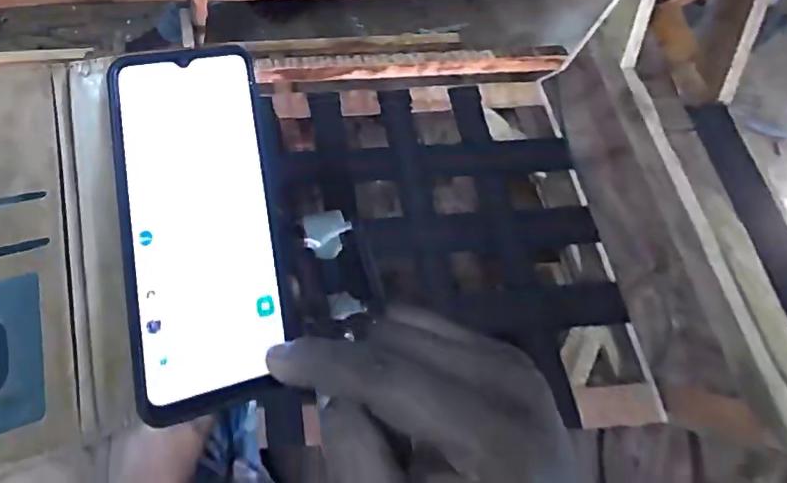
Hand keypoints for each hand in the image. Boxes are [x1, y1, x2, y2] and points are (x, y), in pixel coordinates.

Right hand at [265, 306, 583, 482]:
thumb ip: (360, 461)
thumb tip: (334, 392)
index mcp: (494, 432)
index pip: (388, 373)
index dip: (324, 360)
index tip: (274, 357)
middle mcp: (509, 378)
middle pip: (394, 340)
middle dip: (349, 363)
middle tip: (324, 400)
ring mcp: (513, 362)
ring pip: (407, 324)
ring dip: (374, 358)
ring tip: (376, 416)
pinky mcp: (507, 358)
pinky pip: (429, 331)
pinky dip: (401, 356)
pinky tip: (405, 405)